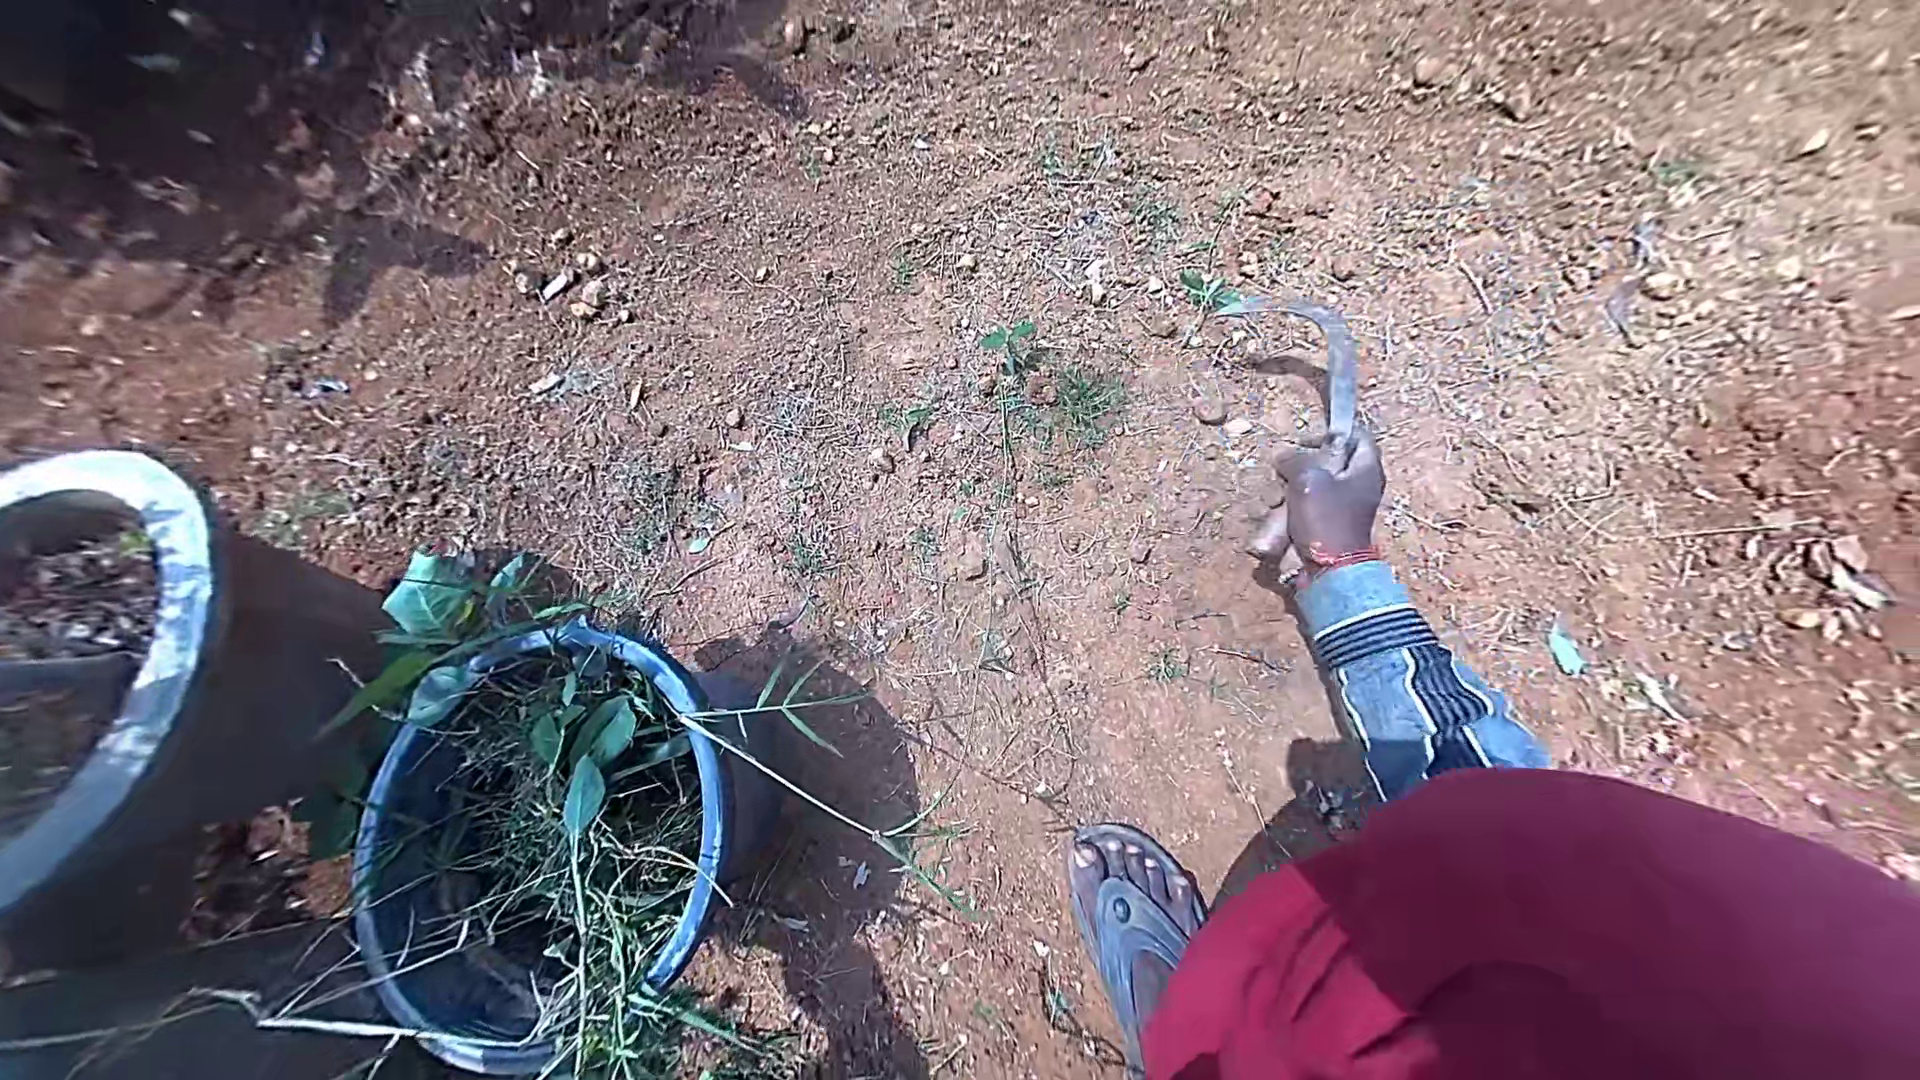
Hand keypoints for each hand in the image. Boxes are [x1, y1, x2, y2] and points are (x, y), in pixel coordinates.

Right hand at [1250, 425, 1384, 568]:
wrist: (1330, 571)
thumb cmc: (1326, 521)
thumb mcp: (1308, 480)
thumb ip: (1296, 460)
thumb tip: (1283, 455)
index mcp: (1364, 471)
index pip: (1356, 436)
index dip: (1330, 433)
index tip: (1303, 441)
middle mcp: (1355, 487)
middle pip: (1321, 465)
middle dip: (1294, 473)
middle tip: (1284, 479)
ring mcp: (1337, 509)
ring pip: (1303, 490)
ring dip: (1284, 499)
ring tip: (1277, 509)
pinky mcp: (1322, 527)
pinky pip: (1298, 512)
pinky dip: (1284, 517)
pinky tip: (1278, 525)